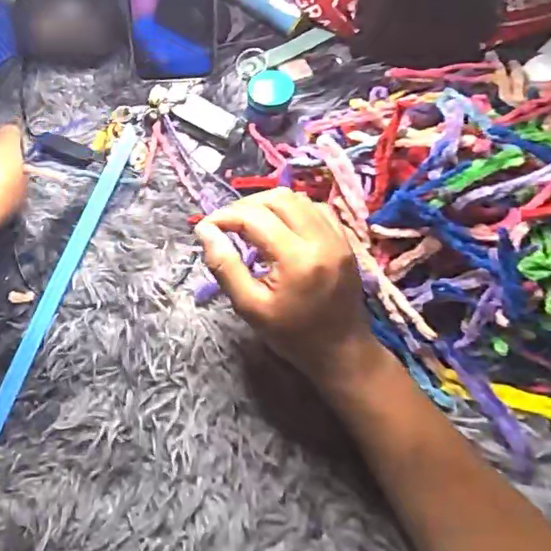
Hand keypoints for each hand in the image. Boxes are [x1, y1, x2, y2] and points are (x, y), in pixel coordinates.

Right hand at [195, 189, 384, 381]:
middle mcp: (321, 239)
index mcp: (297, 259)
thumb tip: (205, 230)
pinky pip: (315, 208)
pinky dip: (292, 210)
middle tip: (227, 226)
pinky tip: (279, 228)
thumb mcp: (249, 307)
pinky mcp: (345, 240)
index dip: (224, 217)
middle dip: (245, 206)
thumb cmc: (292, 335)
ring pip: (297, 198)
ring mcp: (338, 237)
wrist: (343, 353)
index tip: (207, 228)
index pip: (253, 217)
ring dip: (268, 205)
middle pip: (277, 198)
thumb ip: (224, 266)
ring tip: (249, 225)